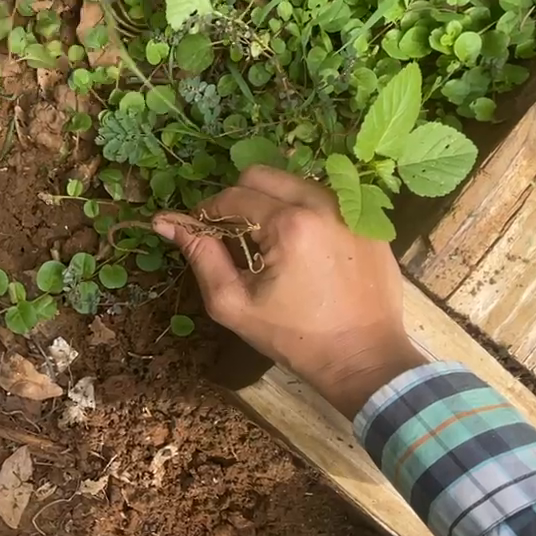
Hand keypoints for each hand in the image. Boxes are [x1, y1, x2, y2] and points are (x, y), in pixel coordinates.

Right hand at [154, 167, 426, 417]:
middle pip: (262, 176)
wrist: (364, 359)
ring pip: (293, 183)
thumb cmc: (293, 336)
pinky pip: (323, 201)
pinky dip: (301, 214)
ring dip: (269, 204)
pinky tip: (299, 252)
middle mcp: (323, 204)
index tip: (198, 233)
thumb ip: (200, 256)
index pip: (232, 196)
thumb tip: (166, 222)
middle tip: (230, 236)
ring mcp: (353, 211)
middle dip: (237, 200)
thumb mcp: (233, 303)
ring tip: (265, 245)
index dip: (206, 212)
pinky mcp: (369, 223)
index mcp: (289, 223)